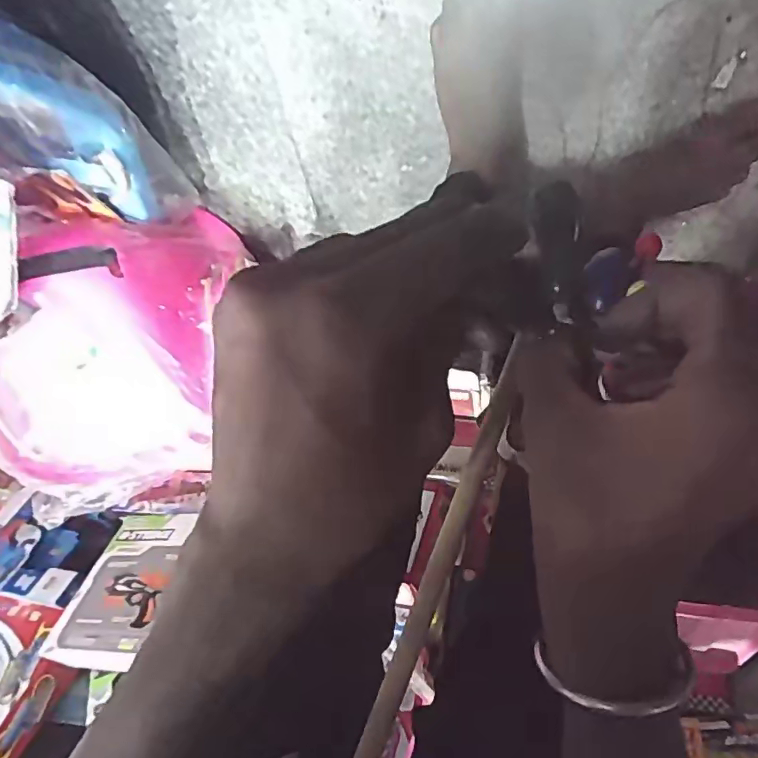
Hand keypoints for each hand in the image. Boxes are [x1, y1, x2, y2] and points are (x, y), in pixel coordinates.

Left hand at [201, 174, 523, 582]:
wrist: (266, 534)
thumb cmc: (355, 498)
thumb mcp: (424, 423)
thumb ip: (443, 344)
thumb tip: (463, 297)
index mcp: (347, 319)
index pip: (434, 250)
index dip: (484, 234)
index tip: (518, 223)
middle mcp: (293, 282)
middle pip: (391, 237)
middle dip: (447, 237)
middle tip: (490, 234)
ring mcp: (256, 287)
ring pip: (353, 249)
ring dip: (402, 259)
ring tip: (440, 279)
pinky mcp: (238, 303)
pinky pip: (316, 271)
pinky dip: (358, 278)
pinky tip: (384, 299)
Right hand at [514, 263, 757, 687]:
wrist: (609, 596)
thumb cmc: (586, 507)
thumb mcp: (555, 421)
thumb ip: (550, 356)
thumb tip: (547, 330)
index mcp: (726, 391)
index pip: (711, 295)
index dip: (651, 294)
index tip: (600, 329)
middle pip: (720, 330)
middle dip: (653, 329)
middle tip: (600, 351)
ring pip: (722, 367)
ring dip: (664, 361)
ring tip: (610, 386)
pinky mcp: (747, 470)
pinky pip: (724, 405)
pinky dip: (680, 393)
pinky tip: (633, 418)